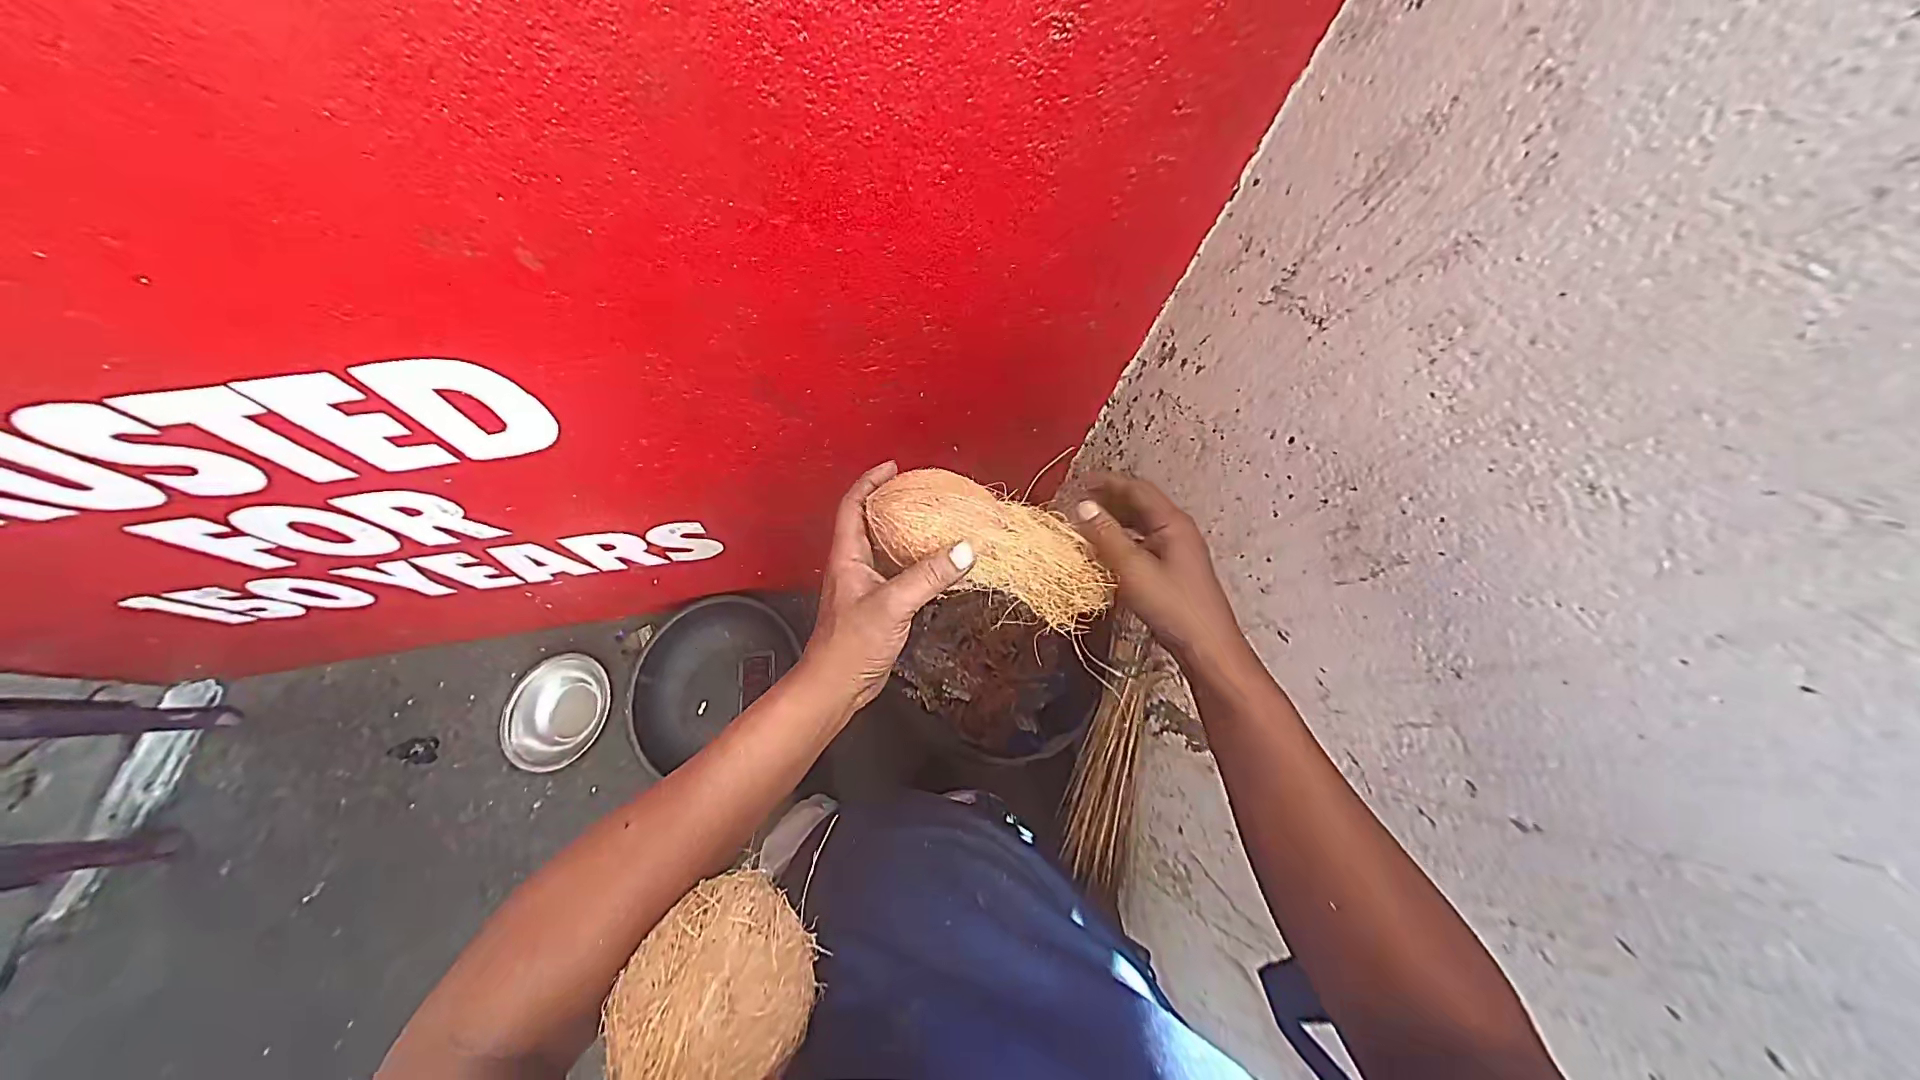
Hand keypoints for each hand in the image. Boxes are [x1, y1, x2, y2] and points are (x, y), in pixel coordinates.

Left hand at [802, 461, 975, 710]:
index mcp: (848, 557)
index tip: (893, 467)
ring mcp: (865, 586)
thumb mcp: (892, 604)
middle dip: (892, 502)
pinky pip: (899, 573)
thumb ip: (928, 577)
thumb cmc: (849, 647)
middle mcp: (854, 566)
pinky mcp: (878, 605)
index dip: (871, 481)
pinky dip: (918, 563)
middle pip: (870, 521)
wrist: (836, 685)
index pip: (854, 505)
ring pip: (886, 548)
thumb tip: (964, 551)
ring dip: (906, 533)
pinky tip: (938, 566)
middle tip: (920, 491)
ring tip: (933, 522)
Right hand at [1068, 473, 1246, 661]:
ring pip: (1139, 526)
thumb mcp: (1133, 569)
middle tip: (1077, 502)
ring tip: (1085, 525)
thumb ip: (1106, 536)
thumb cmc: (1174, 607)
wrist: (1206, 646)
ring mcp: (1175, 551)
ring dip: (1112, 522)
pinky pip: (1141, 545)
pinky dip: (1120, 542)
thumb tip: (1083, 507)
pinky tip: (1104, 553)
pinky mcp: (1171, 570)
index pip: (1136, 489)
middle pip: (1139, 505)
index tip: (1079, 481)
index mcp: (1172, 523)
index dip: (1107, 482)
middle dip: (1107, 500)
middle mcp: (1176, 531)